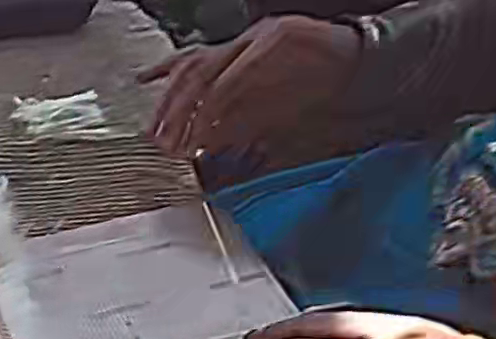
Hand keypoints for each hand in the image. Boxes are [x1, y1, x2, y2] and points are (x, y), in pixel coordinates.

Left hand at [138, 16, 360, 157]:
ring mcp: (259, 38)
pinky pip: (235, 73)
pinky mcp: (278, 39)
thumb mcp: (255, 110)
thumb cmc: (307, 88)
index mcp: (236, 54)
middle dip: (168, 107)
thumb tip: (197, 143)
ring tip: (176, 141)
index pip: (191, 59)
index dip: (162, 69)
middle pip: (190, 69)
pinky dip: (215, 101)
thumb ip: (225, 122)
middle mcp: (242, 42)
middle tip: (156, 137)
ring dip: (185, 111)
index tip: (140, 81)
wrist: (355, 65)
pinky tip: (205, 123)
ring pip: (206, 71)